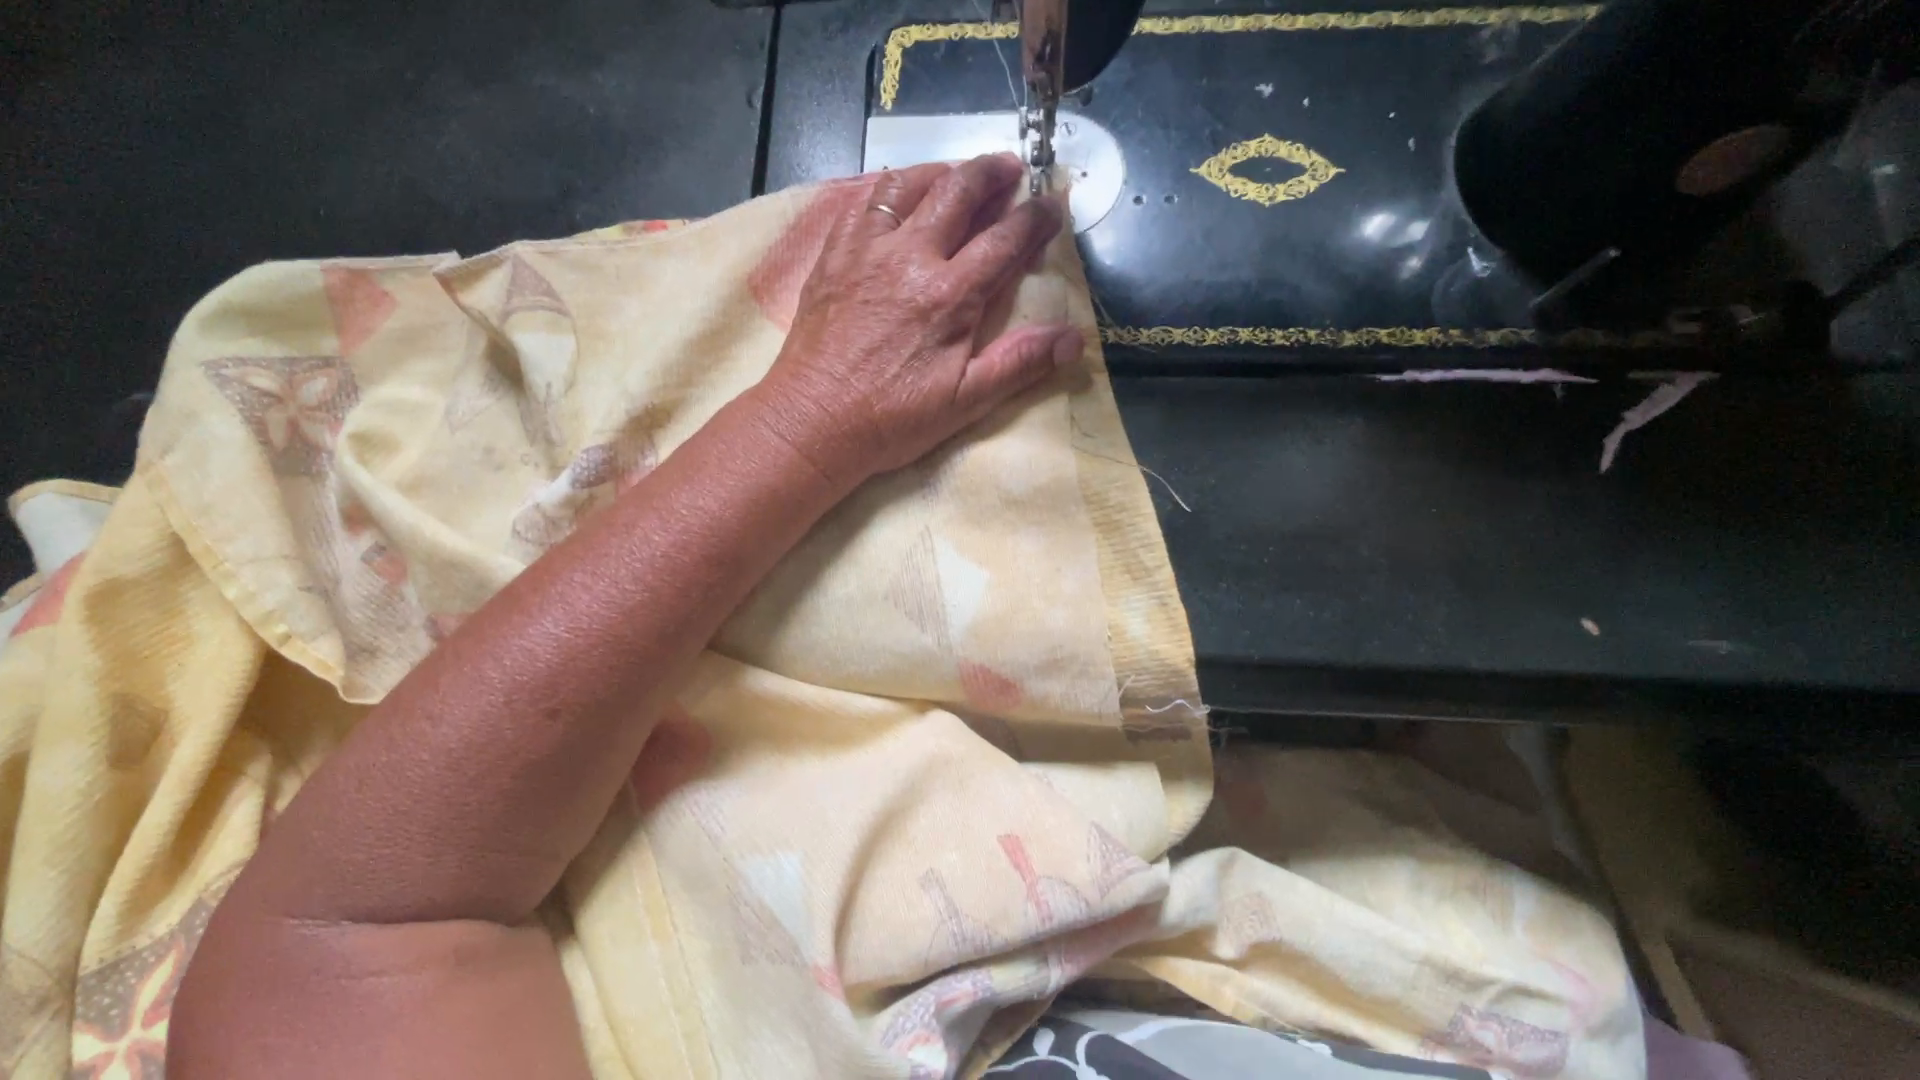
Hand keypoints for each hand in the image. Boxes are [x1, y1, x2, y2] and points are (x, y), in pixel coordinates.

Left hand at [751, 153, 1079, 485]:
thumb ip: (1019, 364)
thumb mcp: (965, 402)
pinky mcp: (834, 255)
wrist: (815, 421)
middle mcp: (909, 258)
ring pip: (907, 185)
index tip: (1052, 204)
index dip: (1034, 218)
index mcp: (949, 296)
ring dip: (940, 171)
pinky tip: (899, 194)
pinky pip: (863, 202)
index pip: (1004, 240)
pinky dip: (888, 187)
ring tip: (958, 174)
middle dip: (990, 173)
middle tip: (1009, 168)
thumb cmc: (893, 418)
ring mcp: (866, 251)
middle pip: (957, 193)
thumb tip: (1074, 339)